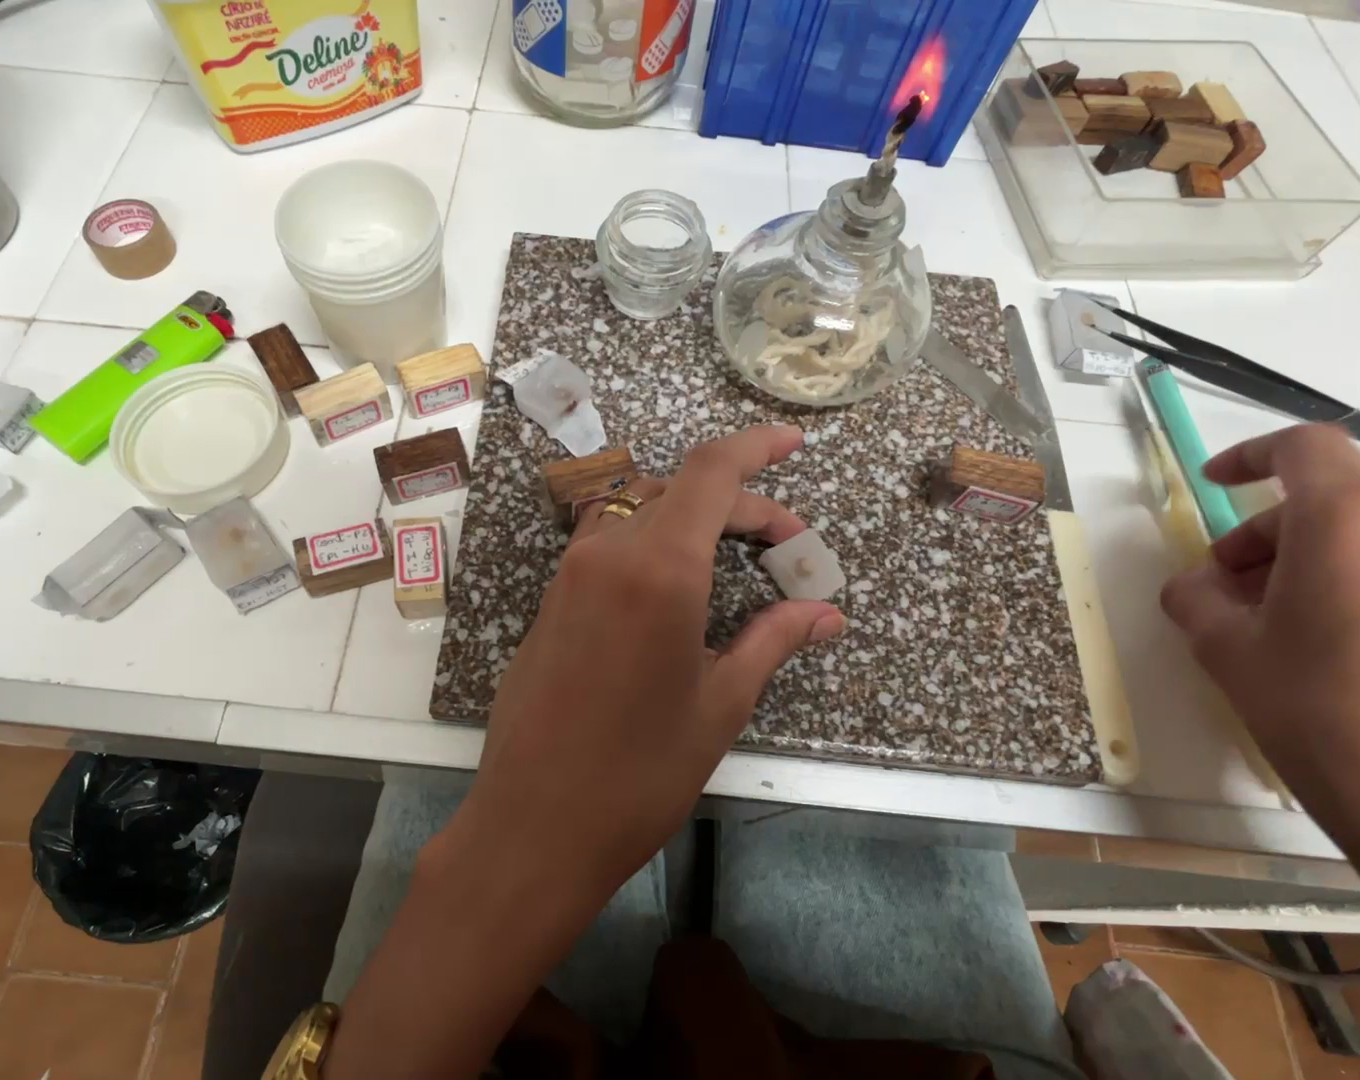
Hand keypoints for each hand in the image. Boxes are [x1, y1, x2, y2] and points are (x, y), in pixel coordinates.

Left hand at [443, 424, 845, 903]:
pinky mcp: (550, 599)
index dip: (756, 447)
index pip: (710, 472)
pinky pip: (604, 541)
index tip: (794, 443)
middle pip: (678, 490)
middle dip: (738, 503)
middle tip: (783, 548)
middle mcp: (606, 552)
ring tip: (731, 554)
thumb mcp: (720, 704)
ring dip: (687, 516)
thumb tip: (825, 613)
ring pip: (636, 509)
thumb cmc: (639, 772)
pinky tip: (673, 581)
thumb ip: (773, 640)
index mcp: (657, 568)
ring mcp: (568, 573)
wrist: (534, 824)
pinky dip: (648, 538)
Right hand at [1160, 424, 1359, 1074]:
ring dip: (1336, 566)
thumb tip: (1201, 584)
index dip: (1250, 455)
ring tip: (1305, 634)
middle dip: (1279, 539)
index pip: (1303, 447)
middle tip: (1240, 596)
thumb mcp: (1227, 654)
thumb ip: (1196, 598)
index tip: (1219, 483)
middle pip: (1343, 503)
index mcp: (1355, 518)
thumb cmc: (1329, 721)